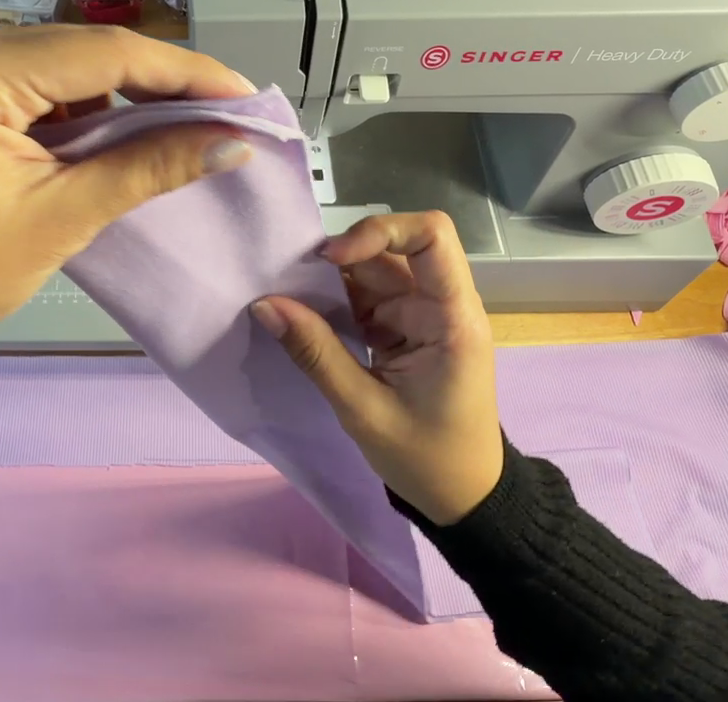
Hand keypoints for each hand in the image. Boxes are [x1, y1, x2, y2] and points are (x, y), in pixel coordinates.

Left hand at [0, 25, 255, 441]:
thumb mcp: (62, 217)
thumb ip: (151, 167)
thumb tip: (232, 141)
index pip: (106, 53)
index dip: (186, 72)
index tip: (246, 96)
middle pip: (84, 52)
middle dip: (158, 84)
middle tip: (224, 115)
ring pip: (62, 65)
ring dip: (120, 97)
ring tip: (182, 128)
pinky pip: (32, 82)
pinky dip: (77, 108)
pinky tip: (115, 135)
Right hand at [251, 211, 503, 525]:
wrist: (464, 498)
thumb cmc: (427, 459)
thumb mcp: (363, 410)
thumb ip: (316, 353)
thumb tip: (264, 305)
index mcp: (452, 317)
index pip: (430, 236)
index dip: (379, 230)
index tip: (332, 259)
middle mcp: (441, 304)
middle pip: (392, 250)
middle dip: (340, 258)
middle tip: (290, 280)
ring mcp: (422, 315)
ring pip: (374, 272)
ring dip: (332, 281)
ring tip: (289, 297)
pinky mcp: (405, 329)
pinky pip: (367, 298)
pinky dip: (335, 303)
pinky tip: (304, 315)